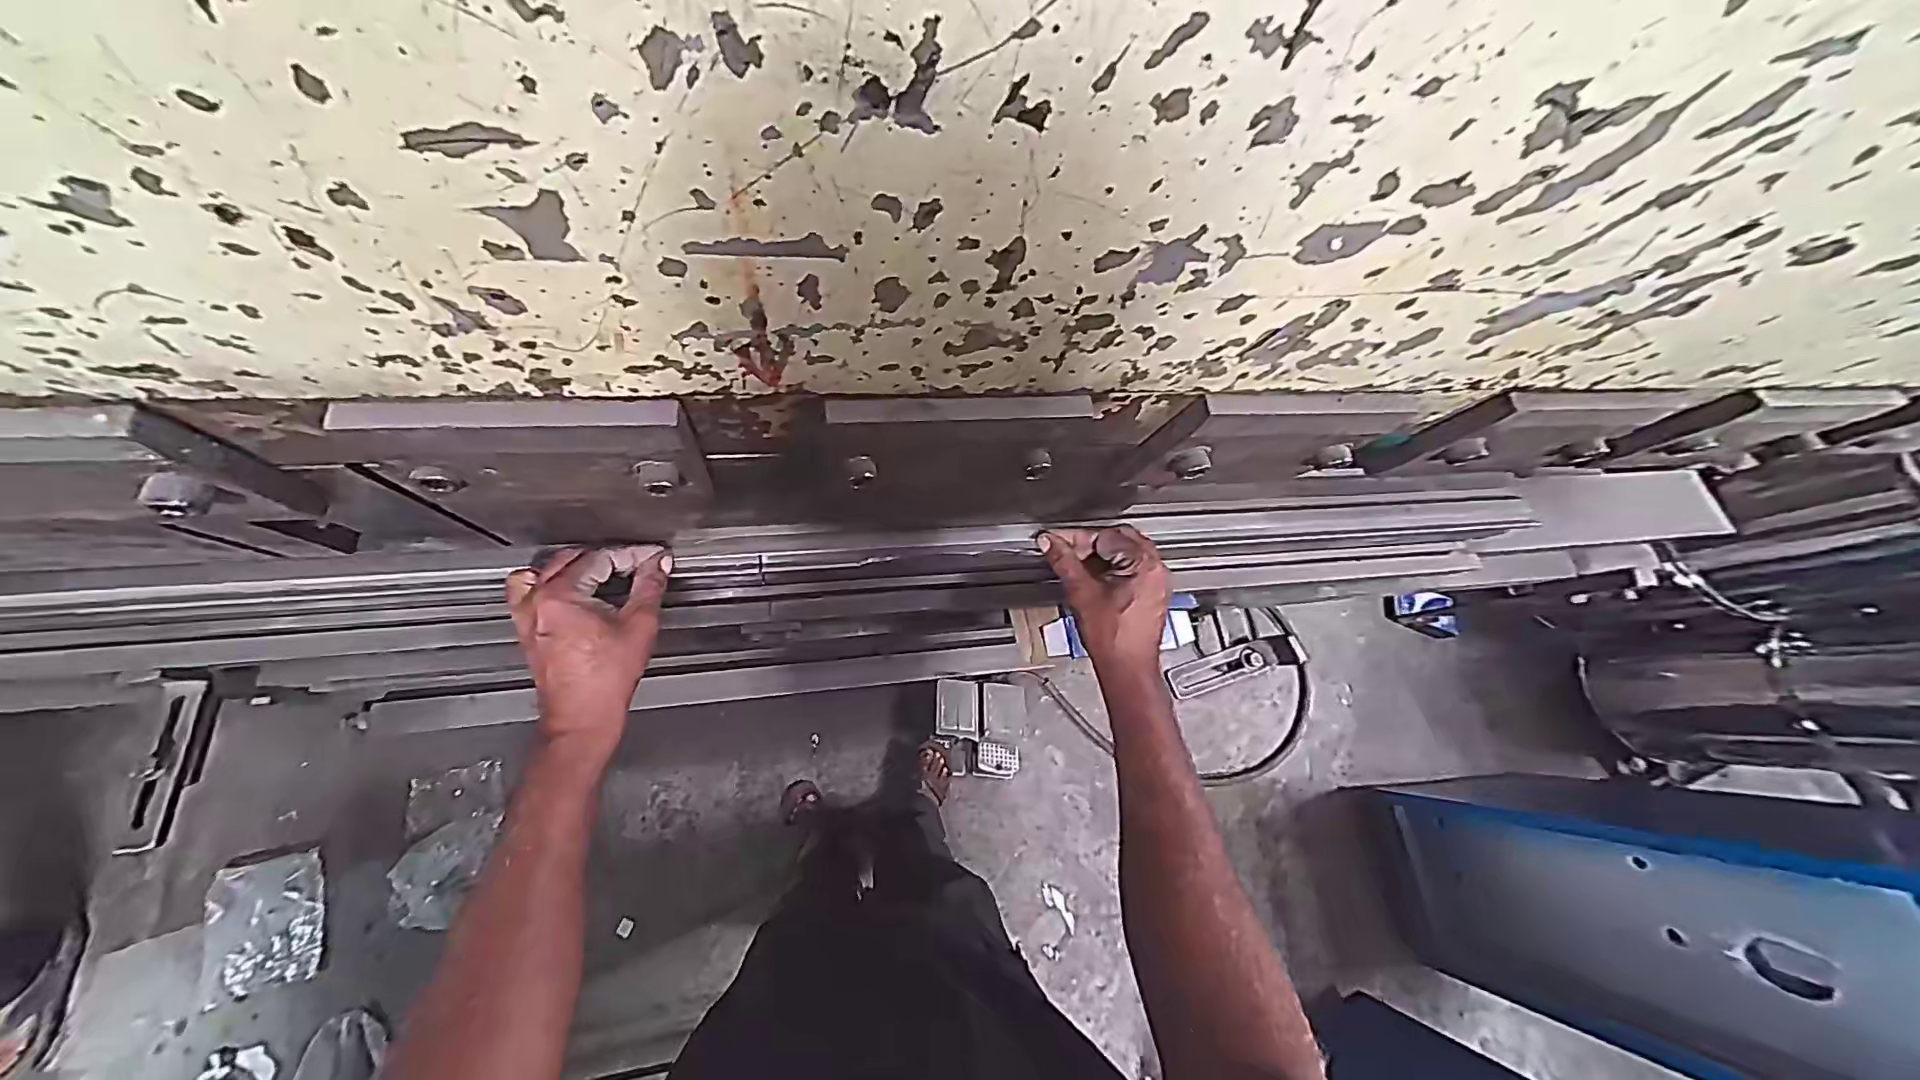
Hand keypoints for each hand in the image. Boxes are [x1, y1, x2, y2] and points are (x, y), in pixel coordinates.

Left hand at [506, 545, 672, 750]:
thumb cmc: (605, 680)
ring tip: (602, 570)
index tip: (651, 557)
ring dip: (574, 565)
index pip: (601, 559)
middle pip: (573, 559)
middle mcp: (537, 602)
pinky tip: (571, 590)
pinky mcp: (526, 629)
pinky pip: (528, 590)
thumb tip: (658, 565)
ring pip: (545, 570)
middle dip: (608, 557)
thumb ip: (650, 587)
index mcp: (562, 596)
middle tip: (636, 563)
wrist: (583, 715)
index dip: (632, 555)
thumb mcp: (640, 625)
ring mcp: (527, 616)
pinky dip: (549, 582)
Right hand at [1039, 525, 1170, 667]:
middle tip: (1067, 551)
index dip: (1078, 538)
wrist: (1127, 668)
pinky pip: (1131, 569)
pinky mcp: (1151, 594)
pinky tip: (1092, 580)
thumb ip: (1065, 562)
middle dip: (1090, 544)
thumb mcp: (1082, 593)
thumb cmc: (1114, 640)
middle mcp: (1156, 570)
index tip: (1058, 541)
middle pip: (1119, 539)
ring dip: (1100, 556)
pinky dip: (1111, 569)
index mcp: (1144, 564)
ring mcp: (1156, 583)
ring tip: (1077, 567)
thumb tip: (1051, 543)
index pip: (1106, 535)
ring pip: (1125, 554)